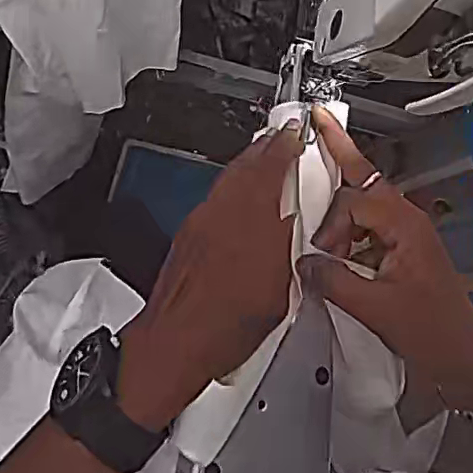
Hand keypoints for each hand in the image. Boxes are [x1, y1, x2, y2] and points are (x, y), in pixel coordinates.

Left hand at [118, 123, 303, 430]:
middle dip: (268, 146)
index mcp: (257, 221)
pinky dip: (232, 185)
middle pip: (249, 163)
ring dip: (249, 162)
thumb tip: (295, 228)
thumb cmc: (227, 323)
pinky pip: (216, 194)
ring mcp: (205, 218)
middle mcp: (228, 212)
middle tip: (281, 137)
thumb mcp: (282, 288)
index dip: (287, 145)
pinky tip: (238, 195)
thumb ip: (290, 247)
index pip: (274, 166)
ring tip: (262, 158)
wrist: (176, 340)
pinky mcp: (190, 230)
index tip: (295, 133)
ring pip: (230, 176)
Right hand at [300, 108, 472, 413]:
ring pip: (364, 204)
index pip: (355, 201)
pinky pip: (366, 230)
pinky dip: (346, 234)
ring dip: (339, 210)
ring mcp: (404, 236)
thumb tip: (305, 264)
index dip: (329, 224)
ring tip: (318, 217)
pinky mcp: (399, 253)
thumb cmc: (437, 331)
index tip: (312, 239)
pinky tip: (333, 252)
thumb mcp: (376, 308)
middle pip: (365, 180)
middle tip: (320, 125)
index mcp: (405, 225)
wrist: (463, 357)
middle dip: (338, 158)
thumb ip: (334, 281)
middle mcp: (406, 222)